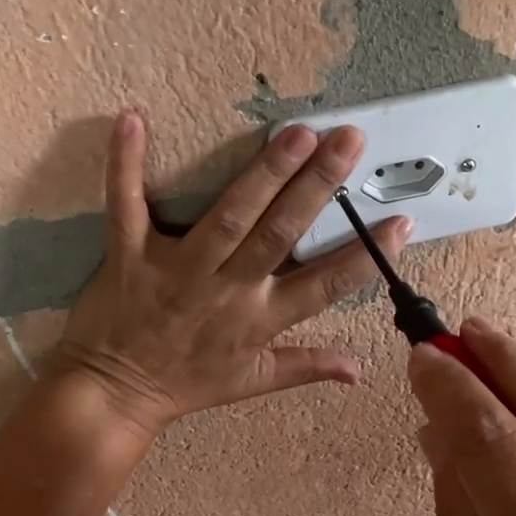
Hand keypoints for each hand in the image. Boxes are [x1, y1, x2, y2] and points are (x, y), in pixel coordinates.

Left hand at [52, 112, 409, 437]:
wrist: (112, 396)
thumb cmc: (185, 385)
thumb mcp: (252, 381)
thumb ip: (306, 366)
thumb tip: (358, 367)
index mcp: (259, 319)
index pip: (325, 286)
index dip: (365, 254)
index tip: (402, 221)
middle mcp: (226, 289)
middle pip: (280, 233)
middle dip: (317, 185)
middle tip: (348, 140)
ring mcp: (178, 269)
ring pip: (228, 216)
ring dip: (264, 173)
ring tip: (297, 134)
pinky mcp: (130, 255)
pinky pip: (127, 206)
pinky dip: (126, 165)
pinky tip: (132, 119)